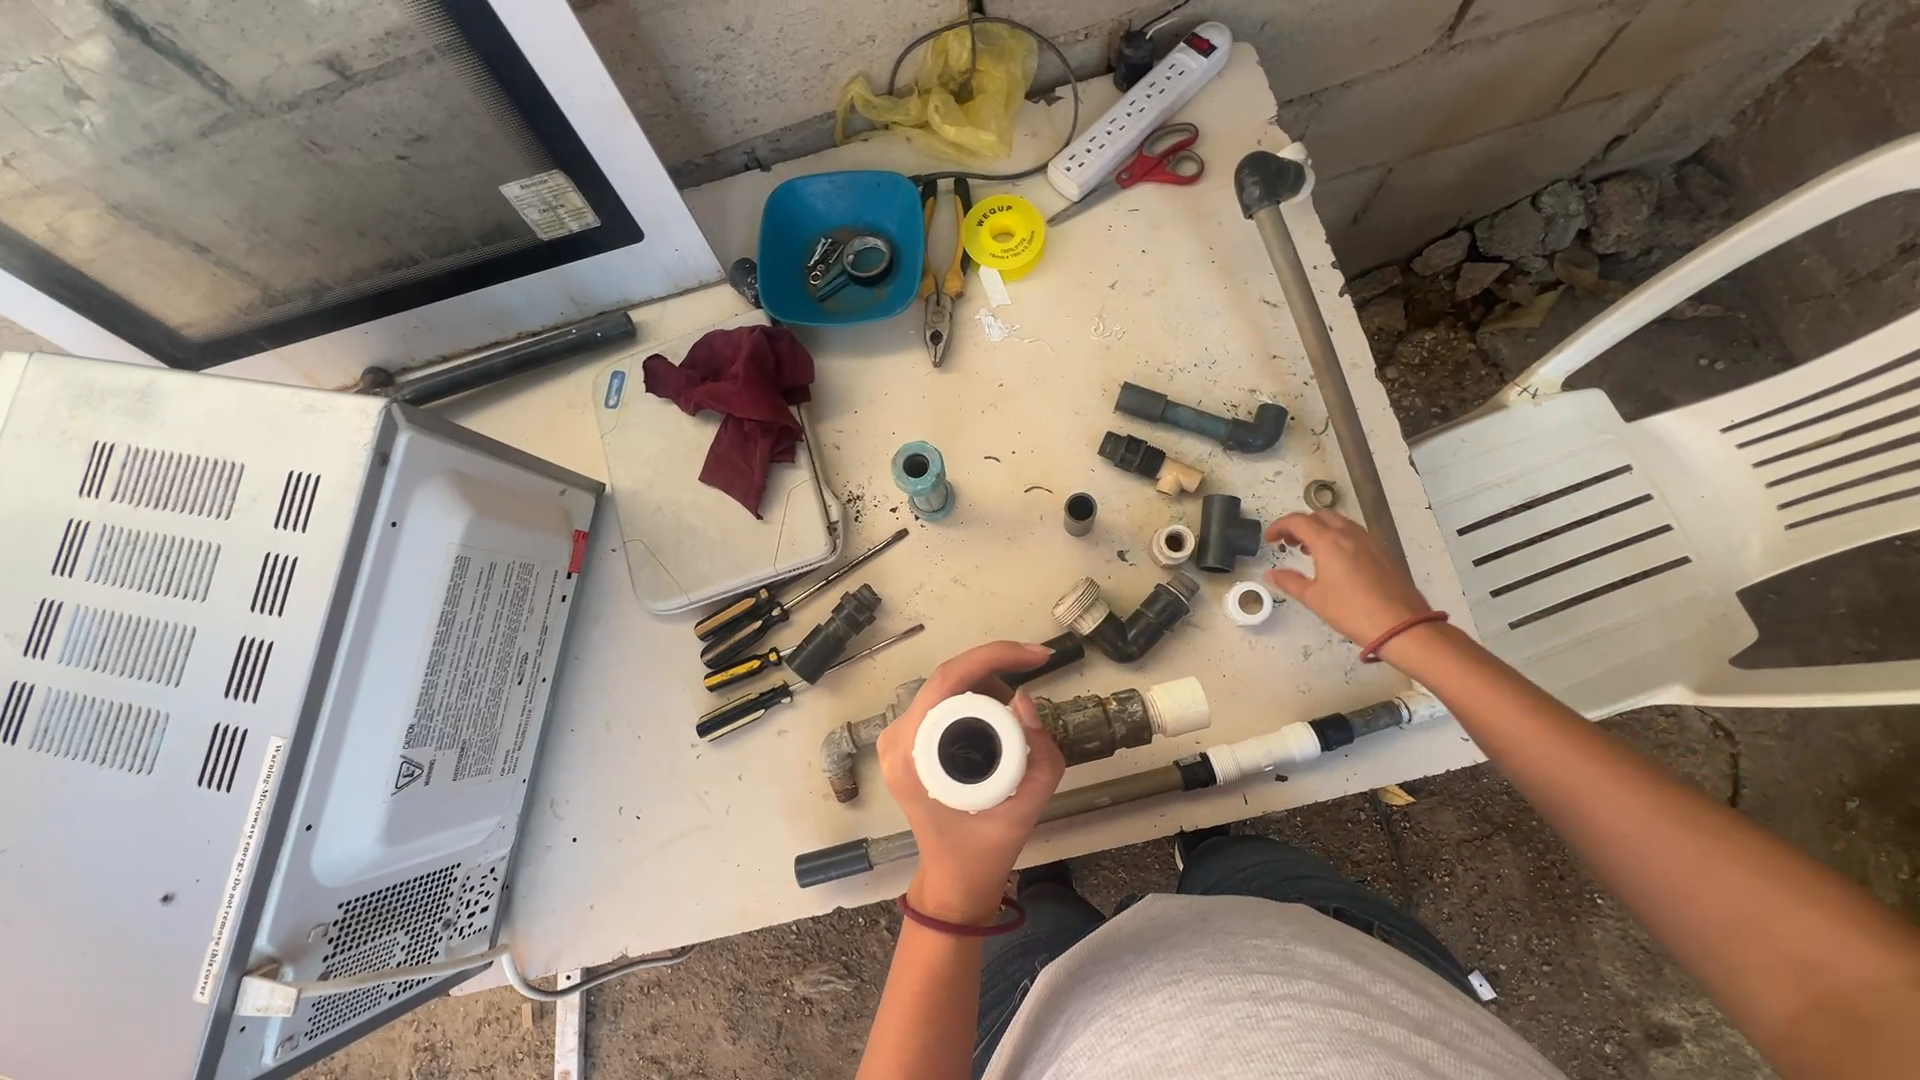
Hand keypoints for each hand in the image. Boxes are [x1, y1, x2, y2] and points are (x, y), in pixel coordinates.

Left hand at [876, 641, 1065, 924]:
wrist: (956, 877)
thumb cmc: (987, 847)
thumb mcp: (1028, 805)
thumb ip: (1040, 753)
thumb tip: (1024, 698)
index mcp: (912, 753)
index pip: (949, 679)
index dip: (996, 655)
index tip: (1040, 656)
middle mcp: (895, 738)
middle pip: (947, 677)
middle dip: (996, 670)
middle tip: (1033, 685)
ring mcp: (896, 739)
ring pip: (945, 686)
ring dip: (986, 684)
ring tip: (1017, 714)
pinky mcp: (905, 742)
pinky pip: (942, 703)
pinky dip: (974, 698)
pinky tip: (999, 715)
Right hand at [1264, 510, 1433, 644]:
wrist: (1401, 625)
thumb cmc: (1352, 611)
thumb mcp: (1314, 598)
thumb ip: (1289, 581)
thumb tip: (1271, 573)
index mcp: (1328, 541)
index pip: (1298, 521)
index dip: (1279, 526)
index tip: (1270, 539)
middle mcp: (1349, 534)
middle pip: (1319, 515)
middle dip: (1300, 524)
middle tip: (1288, 542)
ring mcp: (1369, 541)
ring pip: (1339, 522)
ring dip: (1320, 529)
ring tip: (1309, 551)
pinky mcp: (1382, 551)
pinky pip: (1354, 533)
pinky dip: (1337, 537)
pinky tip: (1335, 560)